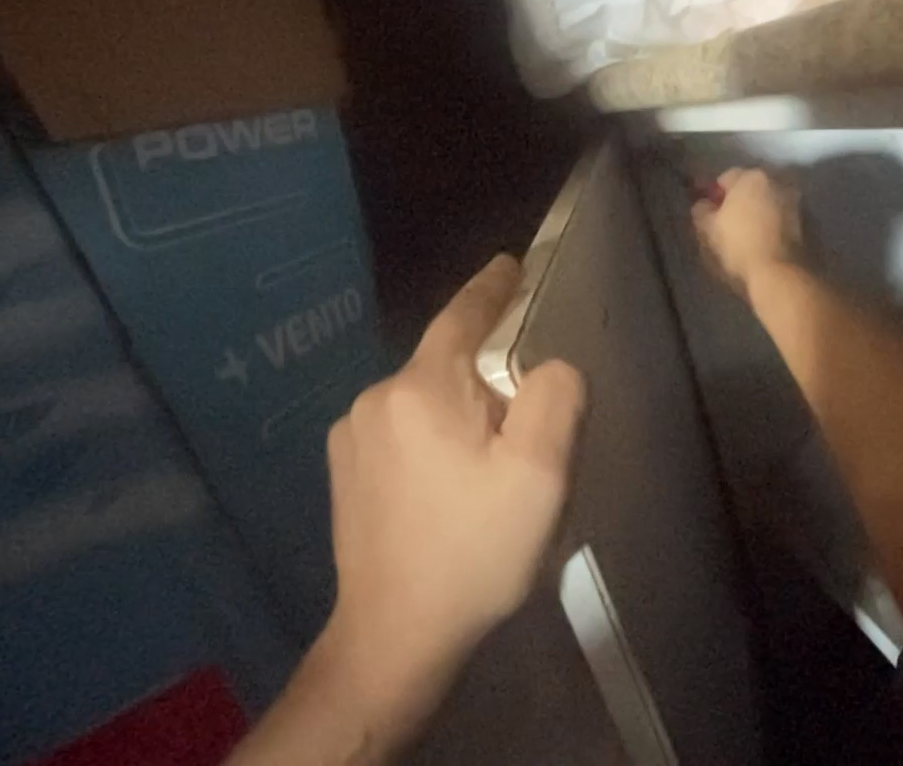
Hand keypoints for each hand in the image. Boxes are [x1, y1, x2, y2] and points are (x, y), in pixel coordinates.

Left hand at [320, 255, 585, 713]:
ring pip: (429, 397)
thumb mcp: (540, 470)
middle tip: (532, 418)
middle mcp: (375, 400)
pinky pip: (407, 426)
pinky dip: (440, 431)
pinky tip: (457, 478)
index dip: (492, 288)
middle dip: (491, 372)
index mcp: (420, 390)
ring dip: (465, 407)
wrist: (396, 638)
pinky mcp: (346, 471)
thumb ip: (555, 395)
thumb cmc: (476, 547)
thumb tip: (548, 367)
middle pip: (450, 361)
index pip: (462, 316)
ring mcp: (351, 438)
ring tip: (496, 460)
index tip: (511, 263)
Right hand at [691, 168, 801, 293]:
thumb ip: (702, 210)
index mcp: (752, 177)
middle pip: (754, 187)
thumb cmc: (739, 248)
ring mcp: (799, 202)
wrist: (783, 275)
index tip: (710, 211)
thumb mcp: (708, 230)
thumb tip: (705, 204)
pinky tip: (771, 244)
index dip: (715, 194)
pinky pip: (788, 219)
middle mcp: (780, 182)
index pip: (727, 177)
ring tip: (752, 235)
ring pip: (774, 202)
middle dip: (742, 200)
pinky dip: (779, 225)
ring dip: (763, 212)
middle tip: (730, 224)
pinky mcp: (813, 223)